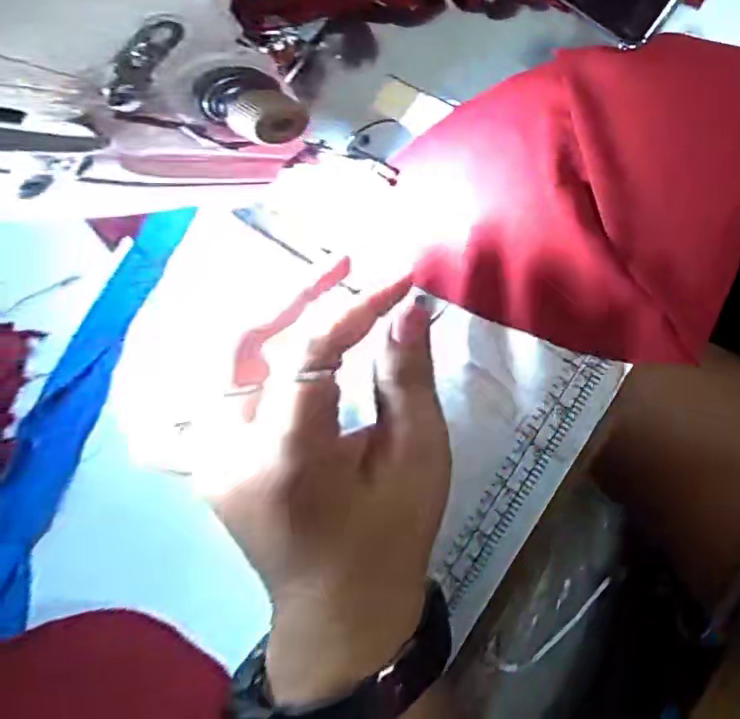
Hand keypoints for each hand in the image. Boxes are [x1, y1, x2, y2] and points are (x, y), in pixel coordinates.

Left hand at [211, 260, 450, 707]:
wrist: (342, 597)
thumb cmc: (395, 524)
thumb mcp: (419, 451)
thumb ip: (405, 378)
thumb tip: (408, 311)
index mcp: (287, 454)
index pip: (308, 354)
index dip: (356, 306)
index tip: (406, 279)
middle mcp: (225, 452)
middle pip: (238, 349)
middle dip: (294, 295)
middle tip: (348, 262)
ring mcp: (204, 461)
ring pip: (211, 369)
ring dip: (264, 320)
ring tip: (316, 289)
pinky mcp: (206, 465)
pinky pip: (199, 401)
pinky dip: (229, 363)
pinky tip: (260, 347)